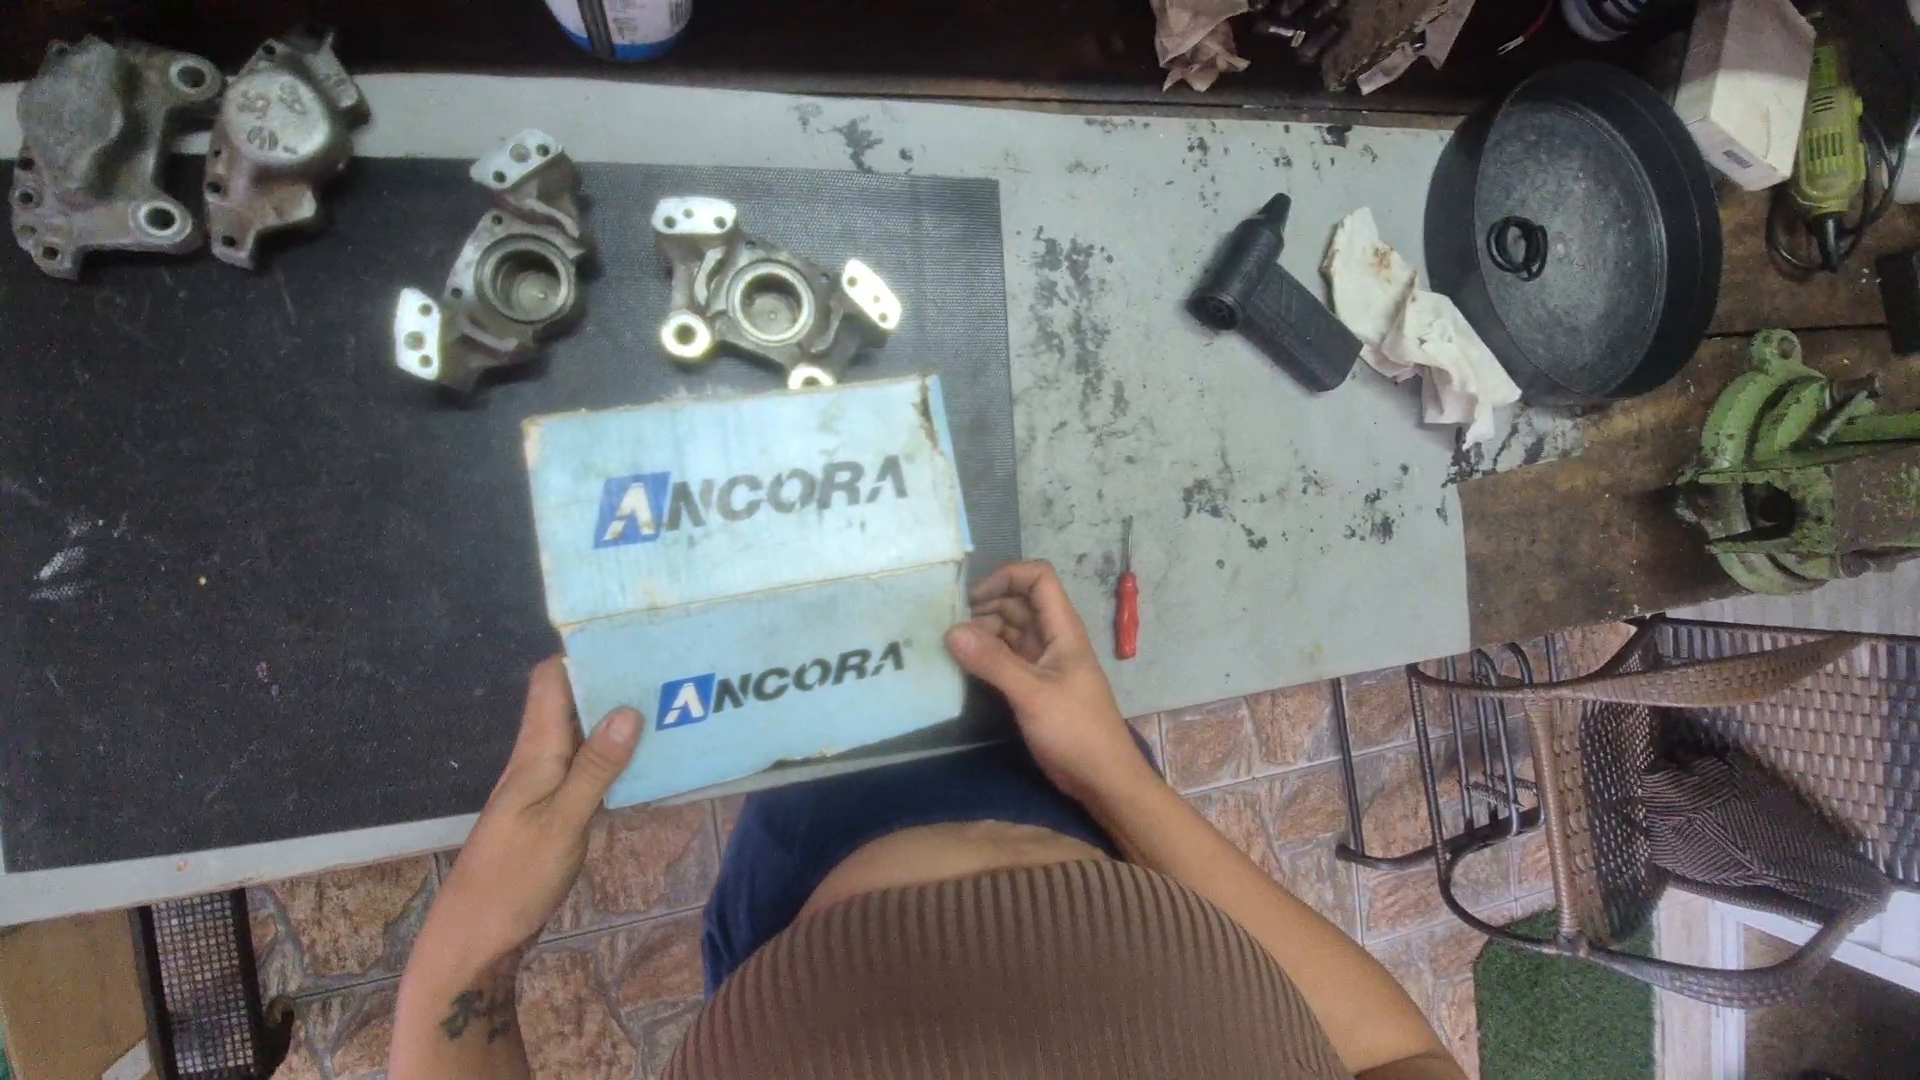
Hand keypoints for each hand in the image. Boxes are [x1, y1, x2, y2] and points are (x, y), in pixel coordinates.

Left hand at [417, 657, 640, 975]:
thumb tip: (629, 710)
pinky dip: (619, 755)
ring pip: (586, 732)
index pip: (550, 681)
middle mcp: (540, 757)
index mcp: (535, 752)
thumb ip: (596, 768)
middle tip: (669, 671)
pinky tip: (652, 758)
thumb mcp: (562, 823)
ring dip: (621, 718)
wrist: (474, 941)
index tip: (629, 641)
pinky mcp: (558, 806)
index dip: (582, 655)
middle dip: (615, 682)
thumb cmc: (513, 880)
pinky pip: (591, 765)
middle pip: (573, 701)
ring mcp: (548, 782)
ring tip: (672, 704)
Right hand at [945, 560, 1157, 805]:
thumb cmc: (1076, 730)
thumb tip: (952, 631)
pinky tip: (963, 666)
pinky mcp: (1033, 685)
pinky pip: (1006, 657)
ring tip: (951, 646)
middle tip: (951, 624)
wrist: (1103, 779)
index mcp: (1062, 628)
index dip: (1006, 577)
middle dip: (986, 605)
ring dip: (982, 631)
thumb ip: (994, 662)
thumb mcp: (1032, 694)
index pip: (1038, 578)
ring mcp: (1042, 662)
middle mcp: (1051, 638)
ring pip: (1009, 630)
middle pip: (1018, 602)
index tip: (974, 599)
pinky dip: (985, 655)